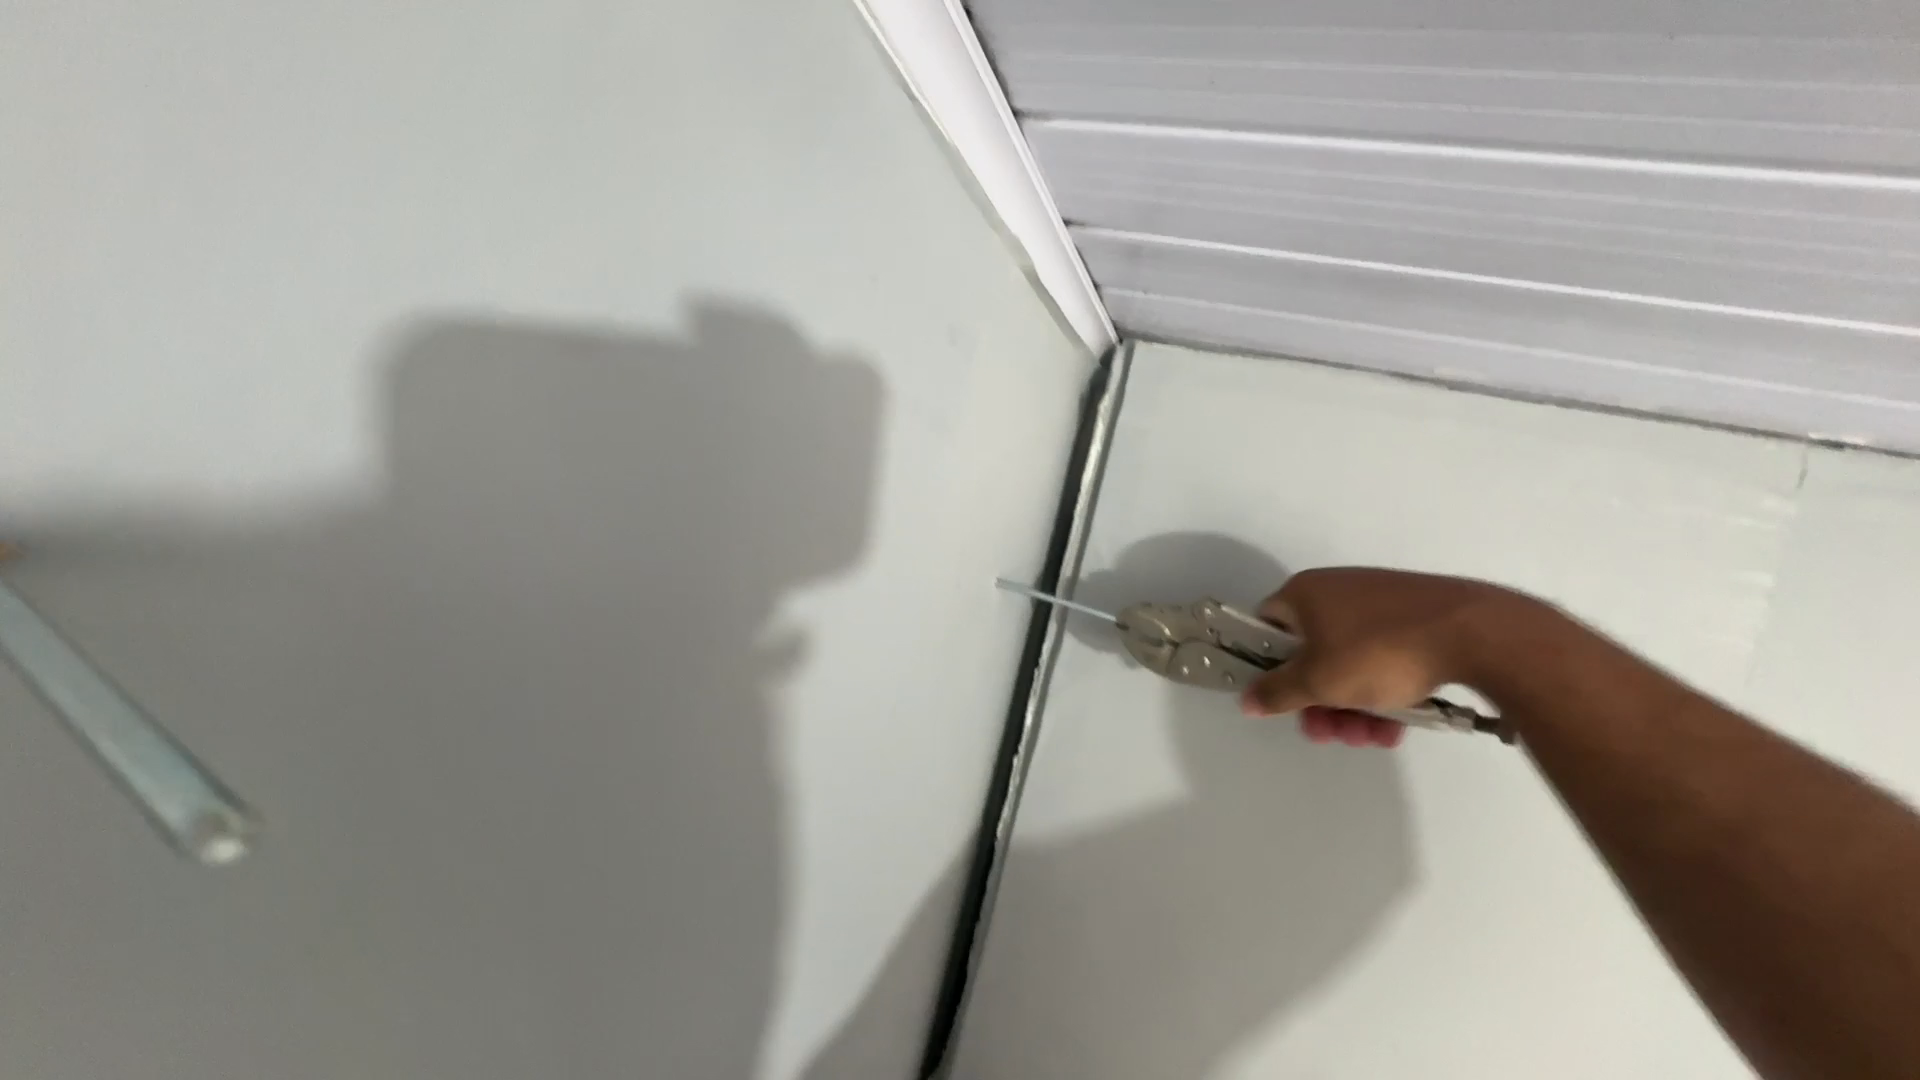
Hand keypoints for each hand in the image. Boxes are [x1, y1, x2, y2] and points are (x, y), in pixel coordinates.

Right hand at [1238, 567, 1520, 746]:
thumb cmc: (1378, 652)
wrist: (1475, 633)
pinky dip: (1382, 690)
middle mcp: (1337, 590)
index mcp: (1304, 593)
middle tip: (1332, 733)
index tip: (1285, 698)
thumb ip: (1277, 692)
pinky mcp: (1415, 617)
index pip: (1267, 627)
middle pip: (1310, 653)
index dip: (1269, 665)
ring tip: (1371, 737)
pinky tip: (1398, 725)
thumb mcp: (1318, 682)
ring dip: (1352, 705)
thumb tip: (1246, 700)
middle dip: (1319, 701)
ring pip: (1349, 661)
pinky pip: (1383, 657)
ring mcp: (1379, 602)